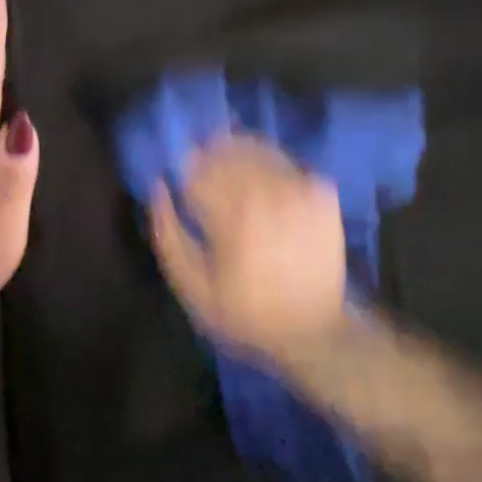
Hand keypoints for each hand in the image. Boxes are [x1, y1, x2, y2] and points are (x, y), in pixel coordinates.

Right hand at [148, 135, 347, 365]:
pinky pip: (286, 162)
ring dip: (236, 155)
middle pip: (226, 151)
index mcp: (233, 217)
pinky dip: (268, 164)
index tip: (183, 188)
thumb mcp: (194, 288)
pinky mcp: (323, 193)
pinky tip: (263, 185)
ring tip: (231, 179)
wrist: (315, 331)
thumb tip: (158, 190)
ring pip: (256, 150)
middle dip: (208, 159)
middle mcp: (268, 194)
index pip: (197, 170)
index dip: (184, 173)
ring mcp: (300, 190)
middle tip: (204, 178)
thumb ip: (169, 236)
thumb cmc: (246, 313)